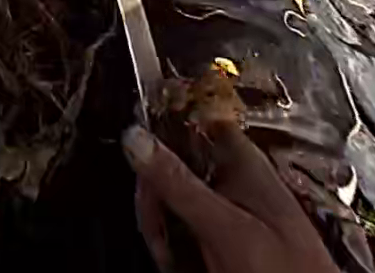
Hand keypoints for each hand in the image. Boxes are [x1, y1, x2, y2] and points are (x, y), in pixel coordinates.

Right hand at [123, 124, 339, 272]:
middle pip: (172, 160)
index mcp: (241, 160)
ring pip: (171, 197)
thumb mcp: (228, 229)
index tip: (137, 148)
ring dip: (159, 223)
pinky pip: (180, 229)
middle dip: (154, 191)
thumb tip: (133, 134)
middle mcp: (232, 179)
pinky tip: (174, 264)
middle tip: (156, 226)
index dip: (159, 123)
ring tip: (168, 258)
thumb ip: (178, 182)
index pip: (191, 116)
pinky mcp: (222, 244)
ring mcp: (227, 213)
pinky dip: (170, 244)